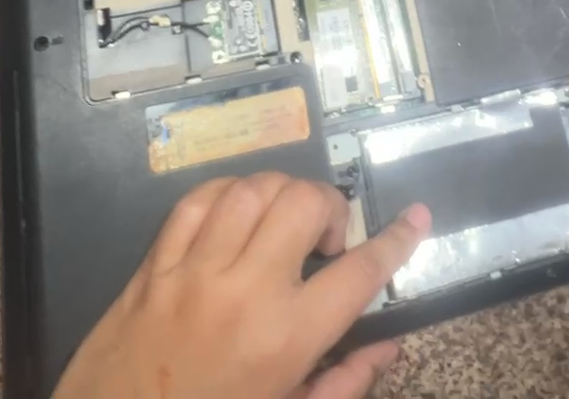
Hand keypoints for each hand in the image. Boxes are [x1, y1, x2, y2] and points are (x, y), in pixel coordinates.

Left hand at [55, 172, 431, 398]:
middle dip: (328, 207)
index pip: (359, 273)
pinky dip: (227, 195)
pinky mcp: (154, 265)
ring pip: (252, 189)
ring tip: (282, 223)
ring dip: (280, 195)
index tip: (415, 218)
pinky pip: (197, 200)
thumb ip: (345, 382)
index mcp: (285, 339)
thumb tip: (389, 345)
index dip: (395, 241)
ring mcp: (193, 271)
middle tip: (324, 240)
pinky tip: (236, 216)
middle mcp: (244, 291)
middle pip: (303, 203)